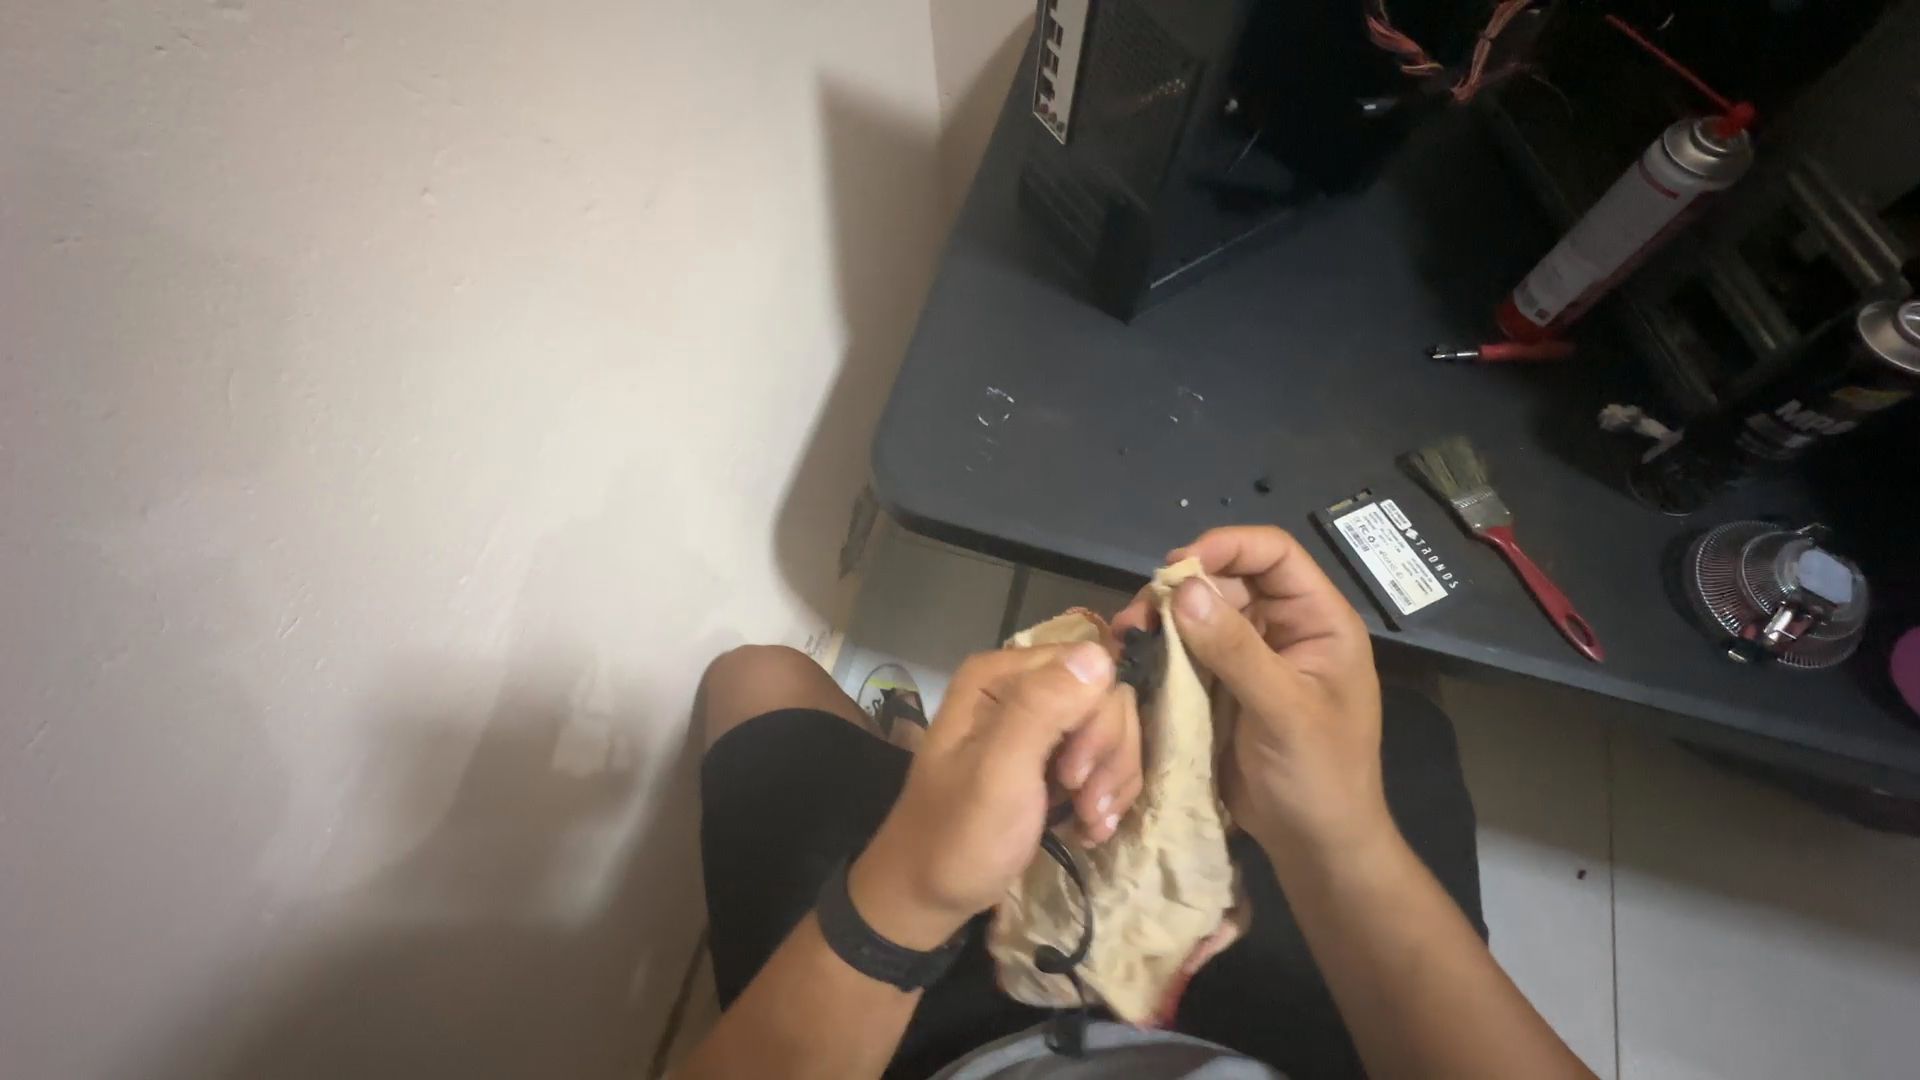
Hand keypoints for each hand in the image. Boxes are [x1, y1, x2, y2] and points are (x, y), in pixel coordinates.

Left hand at [848, 642, 1130, 949]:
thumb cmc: (959, 835)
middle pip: (1106, 700)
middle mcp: (1021, 687)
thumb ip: (1041, 708)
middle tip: (1082, 804)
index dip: (1096, 721)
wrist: (930, 894)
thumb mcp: (998, 771)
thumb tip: (1097, 655)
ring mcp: (1038, 723)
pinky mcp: (1052, 757)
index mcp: (999, 675)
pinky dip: (1105, 795)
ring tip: (1086, 822)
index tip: (1074, 774)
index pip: (1089, 667)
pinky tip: (1086, 826)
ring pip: (1112, 731)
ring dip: (1110, 782)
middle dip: (1106, 757)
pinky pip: (1105, 759)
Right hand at [1113, 526, 1392, 861]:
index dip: (1227, 546)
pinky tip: (1132, 655)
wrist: (1313, 844)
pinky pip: (1185, 649)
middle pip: (1226, 579)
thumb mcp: (1284, 710)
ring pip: (1198, 612)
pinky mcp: (1218, 682)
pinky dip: (1158, 647)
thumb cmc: (1319, 776)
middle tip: (1139, 614)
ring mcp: (1247, 655)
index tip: (1178, 566)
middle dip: (1181, 588)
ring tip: (1128, 634)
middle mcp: (1281, 627)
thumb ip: (1236, 649)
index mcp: (1317, 621)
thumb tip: (1184, 589)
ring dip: (1161, 617)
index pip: (1274, 554)